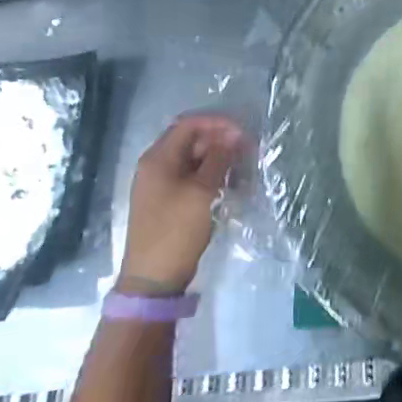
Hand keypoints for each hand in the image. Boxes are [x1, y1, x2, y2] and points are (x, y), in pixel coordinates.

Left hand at [118, 114, 246, 294]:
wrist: (153, 278)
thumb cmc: (176, 230)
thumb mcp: (201, 191)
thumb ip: (218, 158)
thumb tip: (233, 135)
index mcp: (157, 159)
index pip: (189, 124)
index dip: (218, 123)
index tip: (243, 132)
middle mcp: (156, 166)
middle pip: (192, 139)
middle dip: (221, 139)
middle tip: (248, 149)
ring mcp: (162, 183)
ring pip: (195, 158)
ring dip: (219, 157)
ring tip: (243, 164)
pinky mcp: (170, 199)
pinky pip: (193, 175)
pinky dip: (212, 173)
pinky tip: (231, 181)